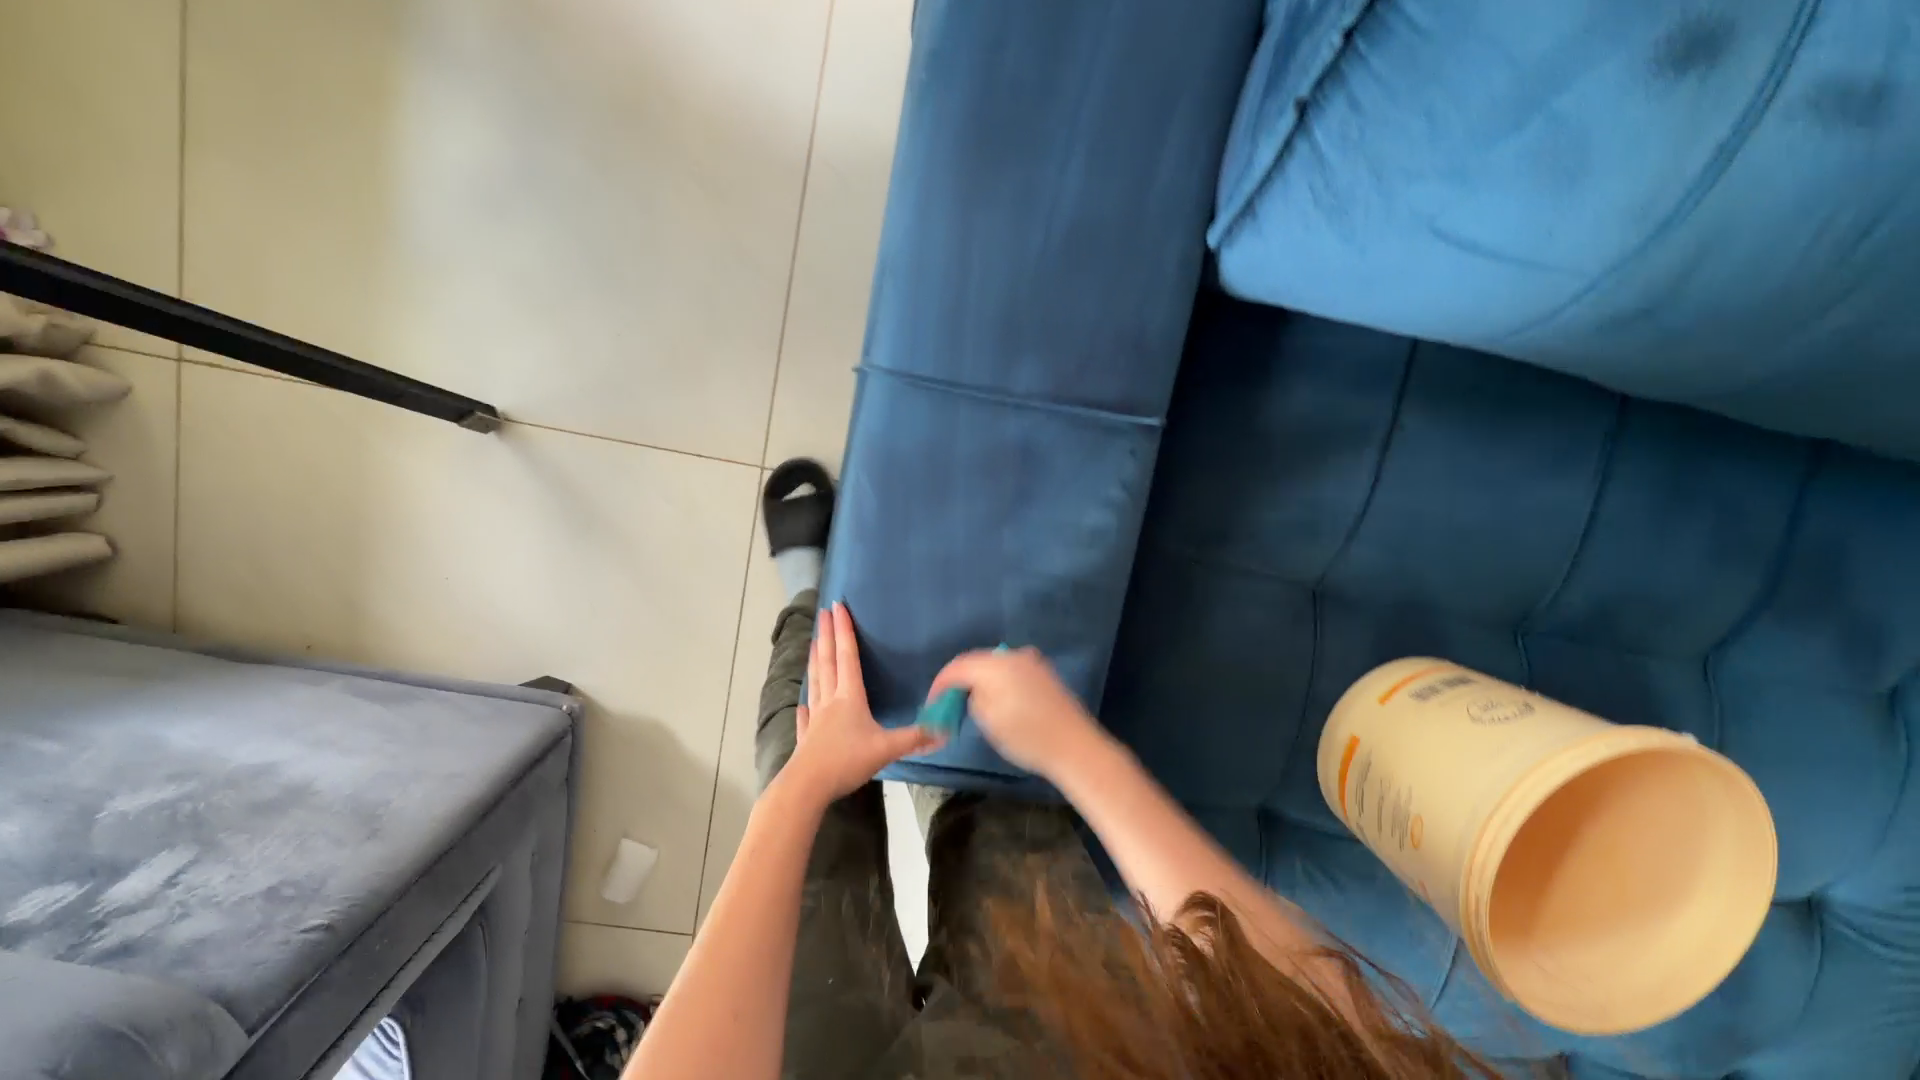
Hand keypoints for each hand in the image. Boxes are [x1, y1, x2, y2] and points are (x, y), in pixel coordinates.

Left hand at [784, 602, 944, 803]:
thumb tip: (945, 729)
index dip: (844, 631)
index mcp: (850, 698)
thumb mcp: (886, 749)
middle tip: (823, 612)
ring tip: (813, 642)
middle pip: (828, 662)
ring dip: (815, 660)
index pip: (848, 657)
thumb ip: (915, 738)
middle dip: (827, 635)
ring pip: (815, 682)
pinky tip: (802, 704)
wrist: (807, 786)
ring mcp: (815, 719)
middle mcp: (830, 701)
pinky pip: (806, 717)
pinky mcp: (807, 738)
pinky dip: (805, 707)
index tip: (838, 607)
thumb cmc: (846, 761)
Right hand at [926, 647, 1106, 778]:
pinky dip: (997, 681)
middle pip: (976, 661)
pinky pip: (1011, 670)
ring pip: (994, 665)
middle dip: (960, 680)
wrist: (1075, 746)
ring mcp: (1032, 662)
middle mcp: (1013, 655)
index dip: (940, 684)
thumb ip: (972, 698)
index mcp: (996, 665)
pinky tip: (996, 699)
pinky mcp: (1044, 673)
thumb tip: (972, 691)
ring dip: (979, 680)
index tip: (932, 703)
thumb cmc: (1026, 736)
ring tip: (970, 702)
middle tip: (949, 702)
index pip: (957, 666)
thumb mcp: (988, 720)